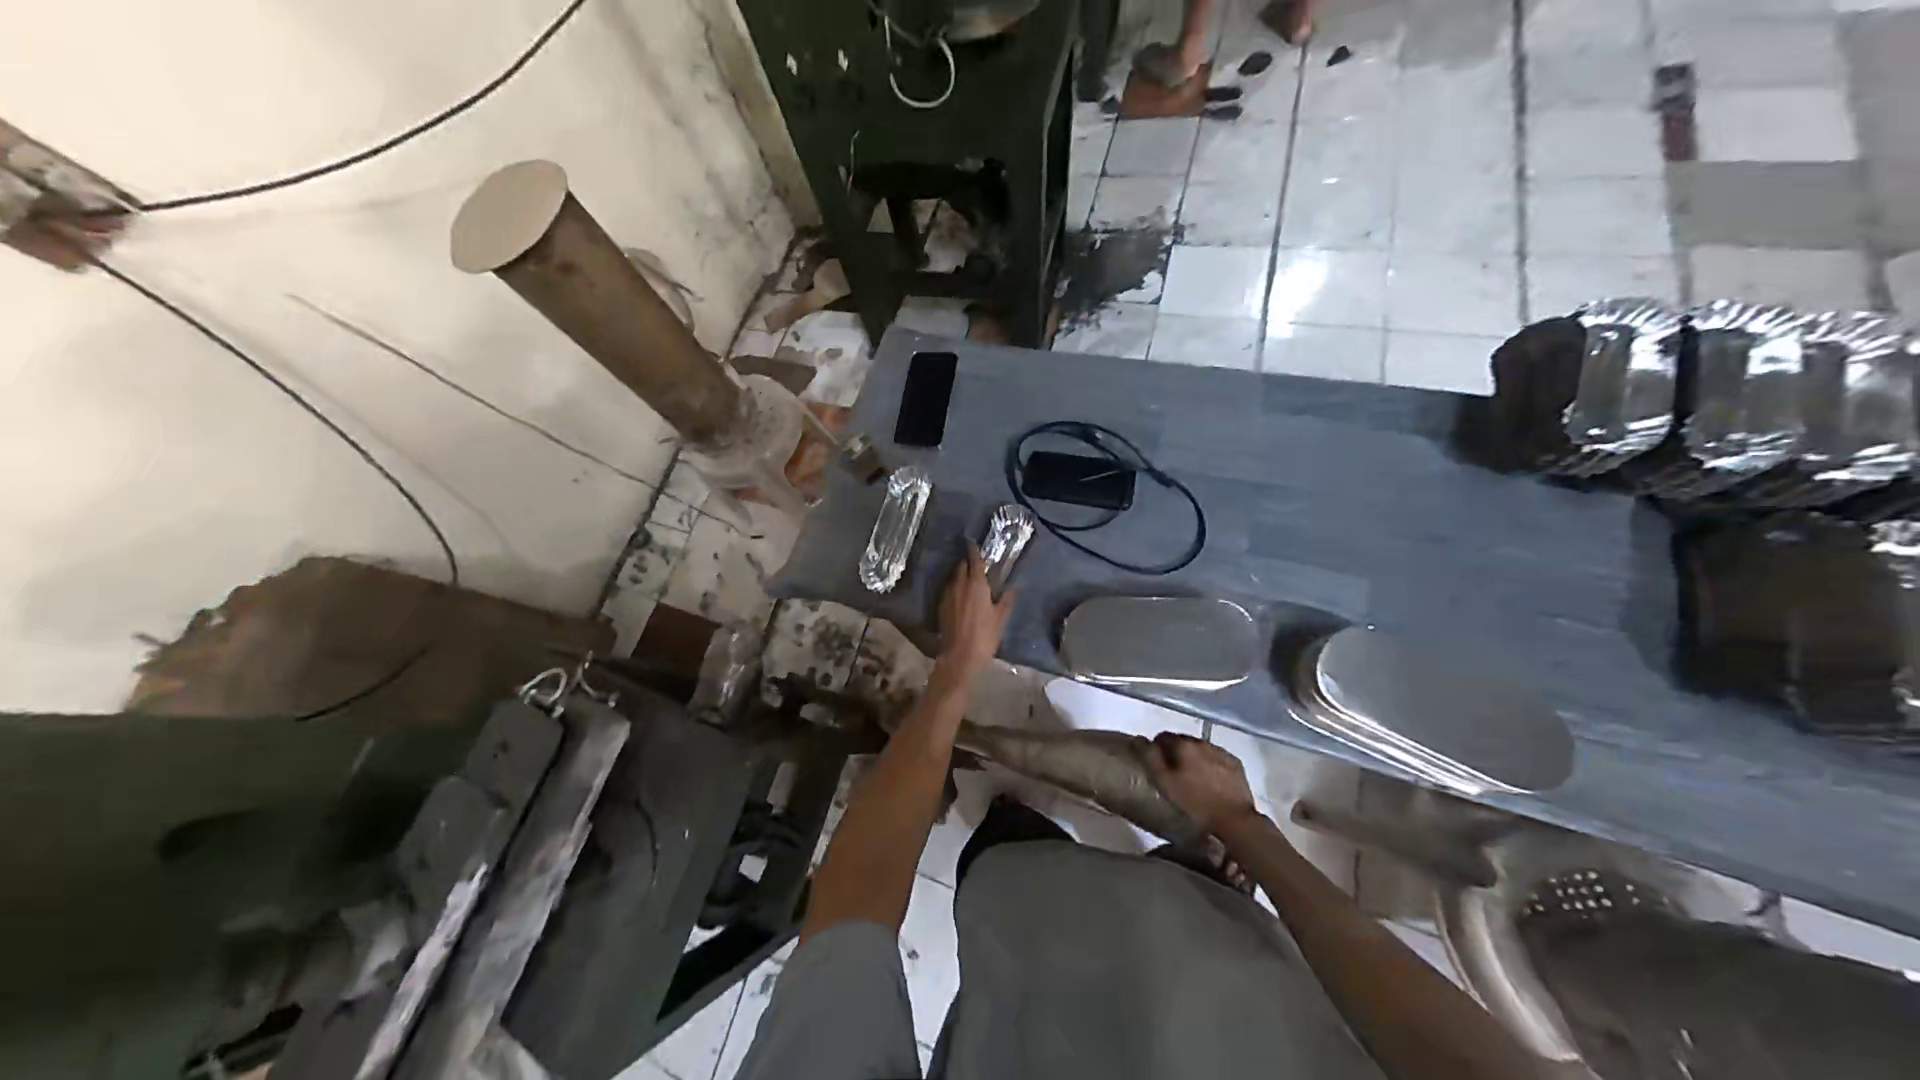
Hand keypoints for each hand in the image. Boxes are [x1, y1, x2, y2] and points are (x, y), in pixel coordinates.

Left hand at [935, 545, 1014, 681]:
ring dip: (960, 575)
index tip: (973, 543)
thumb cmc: (985, 636)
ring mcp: (947, 595)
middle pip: (961, 567)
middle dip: (967, 563)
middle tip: (976, 566)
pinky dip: (954, 588)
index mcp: (976, 585)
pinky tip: (960, 597)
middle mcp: (959, 585)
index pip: (974, 561)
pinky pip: (948, 590)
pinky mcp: (940, 607)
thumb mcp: (1000, 618)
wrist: (960, 656)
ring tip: (969, 581)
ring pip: (953, 578)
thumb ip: (1006, 600)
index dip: (974, 551)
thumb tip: (1012, 588)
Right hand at [1149, 733, 1259, 834]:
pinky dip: (1212, 763)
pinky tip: (1212, 780)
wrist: (1234, 819)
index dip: (1158, 748)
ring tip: (1194, 777)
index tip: (1158, 763)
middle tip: (1175, 772)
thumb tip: (1141, 739)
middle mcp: (1203, 742)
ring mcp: (1221, 752)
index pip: (1163, 736)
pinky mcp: (1236, 763)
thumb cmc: (1195, 803)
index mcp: (1183, 745)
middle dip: (1177, 752)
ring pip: (1201, 748)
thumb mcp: (1165, 784)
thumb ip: (1151, 758)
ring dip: (1195, 757)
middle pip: (1183, 741)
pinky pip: (1218, 757)